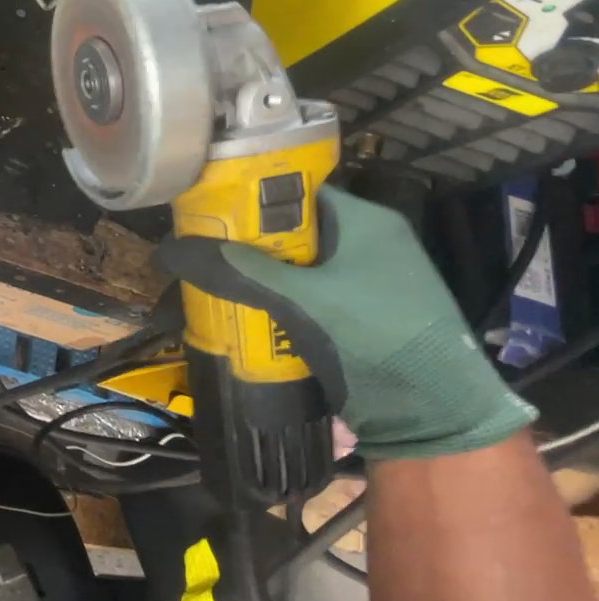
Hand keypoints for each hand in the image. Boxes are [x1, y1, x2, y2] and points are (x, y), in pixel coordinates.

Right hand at [156, 187, 535, 460]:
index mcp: (364, 222)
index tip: (200, 209)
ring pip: (286, 262)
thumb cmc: (375, 335)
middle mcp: (363, 242)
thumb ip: (236, 270)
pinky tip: (230, 307)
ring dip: (246, 272)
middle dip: (237, 241)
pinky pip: (295, 290)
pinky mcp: (349, 310)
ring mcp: (358, 278)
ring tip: (201, 281)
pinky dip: (264, 295)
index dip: (245, 196)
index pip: (293, 191)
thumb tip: (170, 250)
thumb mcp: (299, 298)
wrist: (431, 410)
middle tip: (193, 251)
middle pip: (284, 229)